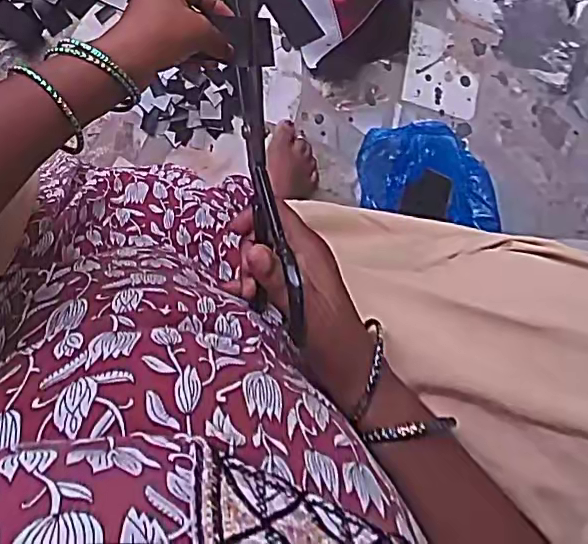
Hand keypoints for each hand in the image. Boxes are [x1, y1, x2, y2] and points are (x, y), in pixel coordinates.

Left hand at [92, 0, 232, 85]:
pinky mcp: (143, 42)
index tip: (229, 23)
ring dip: (197, 47)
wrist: (127, 62)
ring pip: (180, 33)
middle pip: (191, 14)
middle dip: (208, 32)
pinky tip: (193, 65)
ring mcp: (147, 21)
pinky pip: (169, 46)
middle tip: (220, 44)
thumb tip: (225, 47)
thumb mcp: (201, 32)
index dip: (219, 8)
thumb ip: (220, 38)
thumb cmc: (151, 35)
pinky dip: (183, 55)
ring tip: (209, 58)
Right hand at [225, 197, 374, 415]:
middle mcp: (303, 254)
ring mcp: (298, 270)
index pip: (278, 210)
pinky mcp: (292, 286)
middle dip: (247, 251)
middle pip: (264, 231)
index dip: (253, 214)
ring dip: (248, 271)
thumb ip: (276, 277)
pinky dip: (253, 282)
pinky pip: (265, 273)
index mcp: (309, 249)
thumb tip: (252, 249)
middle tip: (246, 279)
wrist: (353, 376)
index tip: (234, 233)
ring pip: (261, 253)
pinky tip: (247, 299)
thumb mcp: (301, 308)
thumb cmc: (334, 342)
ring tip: (248, 294)